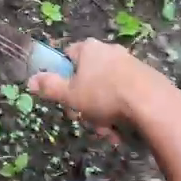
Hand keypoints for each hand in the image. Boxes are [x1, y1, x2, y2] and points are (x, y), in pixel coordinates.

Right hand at [28, 39, 170, 131]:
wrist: (150, 102)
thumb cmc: (103, 95)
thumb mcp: (70, 95)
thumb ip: (49, 86)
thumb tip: (30, 80)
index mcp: (89, 48)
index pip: (68, 56)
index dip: (63, 77)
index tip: (65, 97)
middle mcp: (109, 50)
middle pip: (88, 77)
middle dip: (85, 103)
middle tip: (86, 120)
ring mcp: (129, 63)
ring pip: (106, 90)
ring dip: (103, 113)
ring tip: (107, 131)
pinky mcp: (145, 77)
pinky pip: (125, 95)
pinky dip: (120, 112)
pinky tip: (121, 130)